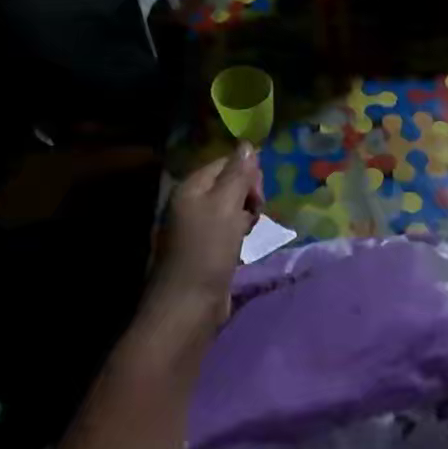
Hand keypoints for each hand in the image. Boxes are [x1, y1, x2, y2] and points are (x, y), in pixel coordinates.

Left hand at [148, 145, 262, 323]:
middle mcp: (191, 202)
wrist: (189, 304)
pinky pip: (229, 228)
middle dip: (249, 194)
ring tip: (249, 230)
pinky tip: (244, 243)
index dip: (247, 174)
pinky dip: (240, 232)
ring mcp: (197, 227)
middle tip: (255, 213)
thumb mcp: (226, 207)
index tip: (259, 196)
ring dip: (247, 214)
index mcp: (191, 187)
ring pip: (232, 207)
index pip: (226, 164)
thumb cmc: (208, 250)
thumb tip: (247, 144)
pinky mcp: (206, 248)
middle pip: (229, 183)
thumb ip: (238, 175)